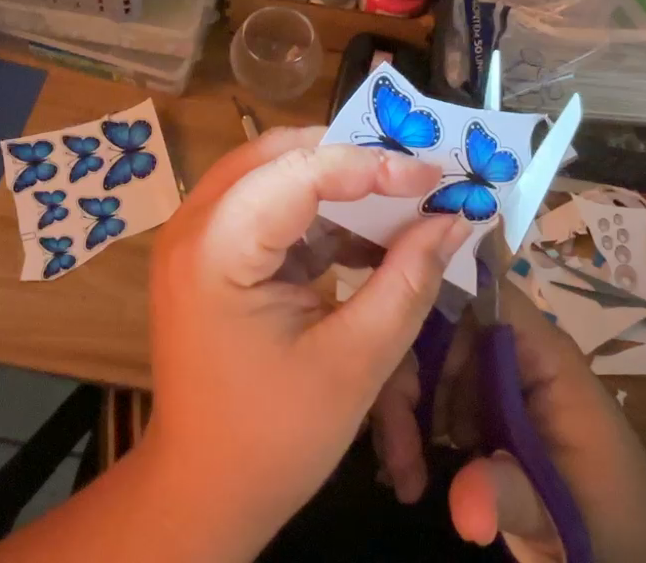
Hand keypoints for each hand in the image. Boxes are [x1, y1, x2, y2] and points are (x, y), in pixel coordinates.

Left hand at [142, 127, 473, 551]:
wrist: (203, 489)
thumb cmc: (274, 437)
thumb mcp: (355, 362)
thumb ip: (407, 281)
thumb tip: (453, 219)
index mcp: (215, 250)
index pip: (299, 171)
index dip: (372, 164)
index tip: (435, 176)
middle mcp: (192, 226)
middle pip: (277, 156)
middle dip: (350, 160)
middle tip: (415, 177)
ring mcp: (193, 238)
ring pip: (271, 174)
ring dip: (334, 184)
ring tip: (399, 203)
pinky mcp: (207, 254)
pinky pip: (265, 208)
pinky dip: (317, 214)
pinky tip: (364, 238)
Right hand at [374, 280, 645, 561]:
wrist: (637, 552)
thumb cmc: (615, 525)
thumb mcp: (566, 519)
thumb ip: (514, 499)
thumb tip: (462, 503)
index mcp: (542, 356)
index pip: (478, 294)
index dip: (426, 304)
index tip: (379, 345)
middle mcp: (513, 353)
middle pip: (438, 327)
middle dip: (404, 379)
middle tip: (395, 454)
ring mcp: (494, 378)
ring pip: (426, 361)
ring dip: (402, 411)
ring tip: (402, 476)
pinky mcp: (480, 405)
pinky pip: (431, 394)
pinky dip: (411, 429)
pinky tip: (407, 473)